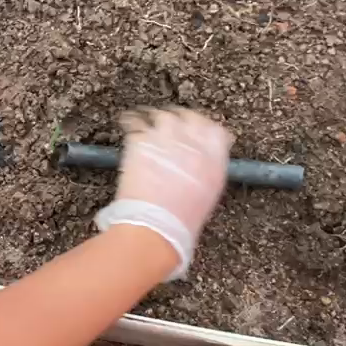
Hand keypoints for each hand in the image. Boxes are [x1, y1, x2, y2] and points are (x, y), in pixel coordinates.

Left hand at [94, 107, 233, 279]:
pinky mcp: (142, 144)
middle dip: (182, 118)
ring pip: (165, 116)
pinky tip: (129, 121)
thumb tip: (195, 167)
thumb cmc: (178, 226)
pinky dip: (132, 121)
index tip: (197, 128)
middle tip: (171, 121)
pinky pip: (136, 123)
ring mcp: (167, 142)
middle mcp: (193, 147)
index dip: (205, 127)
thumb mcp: (204, 200)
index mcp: (214, 163)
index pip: (216, 131)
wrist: (154, 229)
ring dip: (157, 118)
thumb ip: (203, 176)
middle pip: (191, 118)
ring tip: (149, 121)